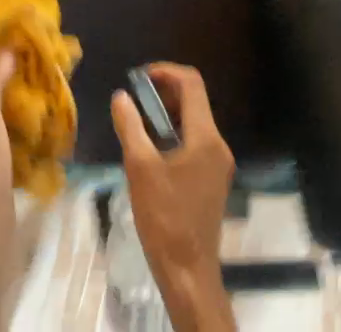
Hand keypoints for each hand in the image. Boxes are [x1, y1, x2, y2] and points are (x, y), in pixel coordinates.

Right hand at [110, 63, 235, 317]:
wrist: (188, 269)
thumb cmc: (164, 217)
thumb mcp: (140, 168)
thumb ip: (130, 126)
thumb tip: (121, 96)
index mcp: (206, 137)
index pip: (192, 84)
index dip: (166, 72)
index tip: (139, 77)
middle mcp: (218, 145)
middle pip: (195, 101)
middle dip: (164, 93)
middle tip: (134, 101)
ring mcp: (219, 164)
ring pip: (194, 123)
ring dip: (167, 115)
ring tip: (138, 124)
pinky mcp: (214, 179)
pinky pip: (196, 143)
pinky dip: (174, 135)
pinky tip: (151, 151)